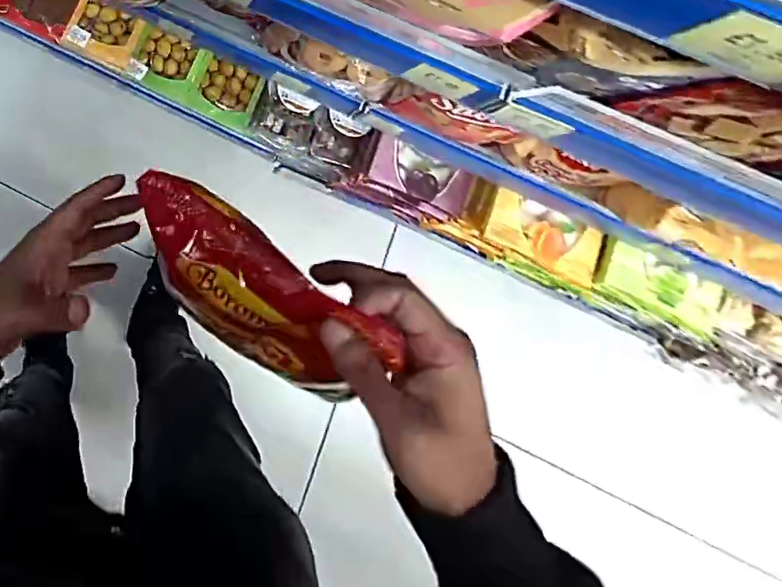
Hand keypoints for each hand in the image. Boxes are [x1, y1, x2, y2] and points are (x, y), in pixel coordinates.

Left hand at [0, 175, 141, 357]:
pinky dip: (96, 266)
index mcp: (46, 243)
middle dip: (111, 209)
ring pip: (84, 243)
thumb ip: (59, 311)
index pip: (76, 210)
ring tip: (135, 228)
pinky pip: (79, 269)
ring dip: (107, 234)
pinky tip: (113, 268)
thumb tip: (85, 308)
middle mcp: (50, 249)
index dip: (98, 193)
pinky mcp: (50, 288)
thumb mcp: (30, 310)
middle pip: (84, 221)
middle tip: (140, 202)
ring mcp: (49, 268)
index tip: (121, 181)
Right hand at [311, 261, 496, 516]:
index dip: (364, 294)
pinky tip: (335, 327)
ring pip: (389, 304)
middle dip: (354, 278)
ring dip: (354, 295)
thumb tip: (329, 324)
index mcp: (445, 349)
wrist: (466, 503)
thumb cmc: (440, 465)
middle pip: (396, 290)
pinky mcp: (416, 360)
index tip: (335, 312)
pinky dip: (357, 319)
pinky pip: (385, 326)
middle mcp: (441, 340)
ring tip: (319, 297)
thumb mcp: (396, 419)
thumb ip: (362, 369)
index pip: (402, 297)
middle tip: (315, 277)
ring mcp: (429, 349)